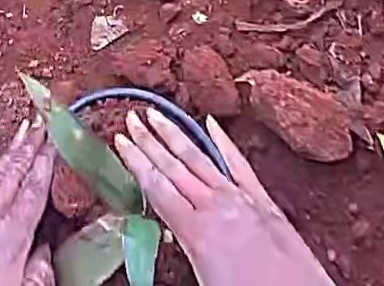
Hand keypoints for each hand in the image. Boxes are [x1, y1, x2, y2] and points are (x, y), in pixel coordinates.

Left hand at [0, 120, 55, 285]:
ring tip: (21, 132)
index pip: (34, 188)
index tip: (55, 137)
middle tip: (41, 122)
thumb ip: (39, 273)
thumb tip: (46, 251)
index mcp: (12, 235)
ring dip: (8, 152)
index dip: (46, 161)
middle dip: (29, 145)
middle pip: (14, 173)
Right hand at [114, 111, 335, 285]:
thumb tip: (165, 232)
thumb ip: (184, 252)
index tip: (120, 140)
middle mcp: (216, 207)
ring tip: (157, 114)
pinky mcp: (264, 202)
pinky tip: (211, 123)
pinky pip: (239, 164)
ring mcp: (241, 199)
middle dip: (149, 141)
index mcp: (197, 232)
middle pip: (174, 166)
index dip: (136, 162)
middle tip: (131, 117)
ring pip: (200, 158)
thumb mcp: (204, 285)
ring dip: (175, 134)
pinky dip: (223, 142)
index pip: (157, 187)